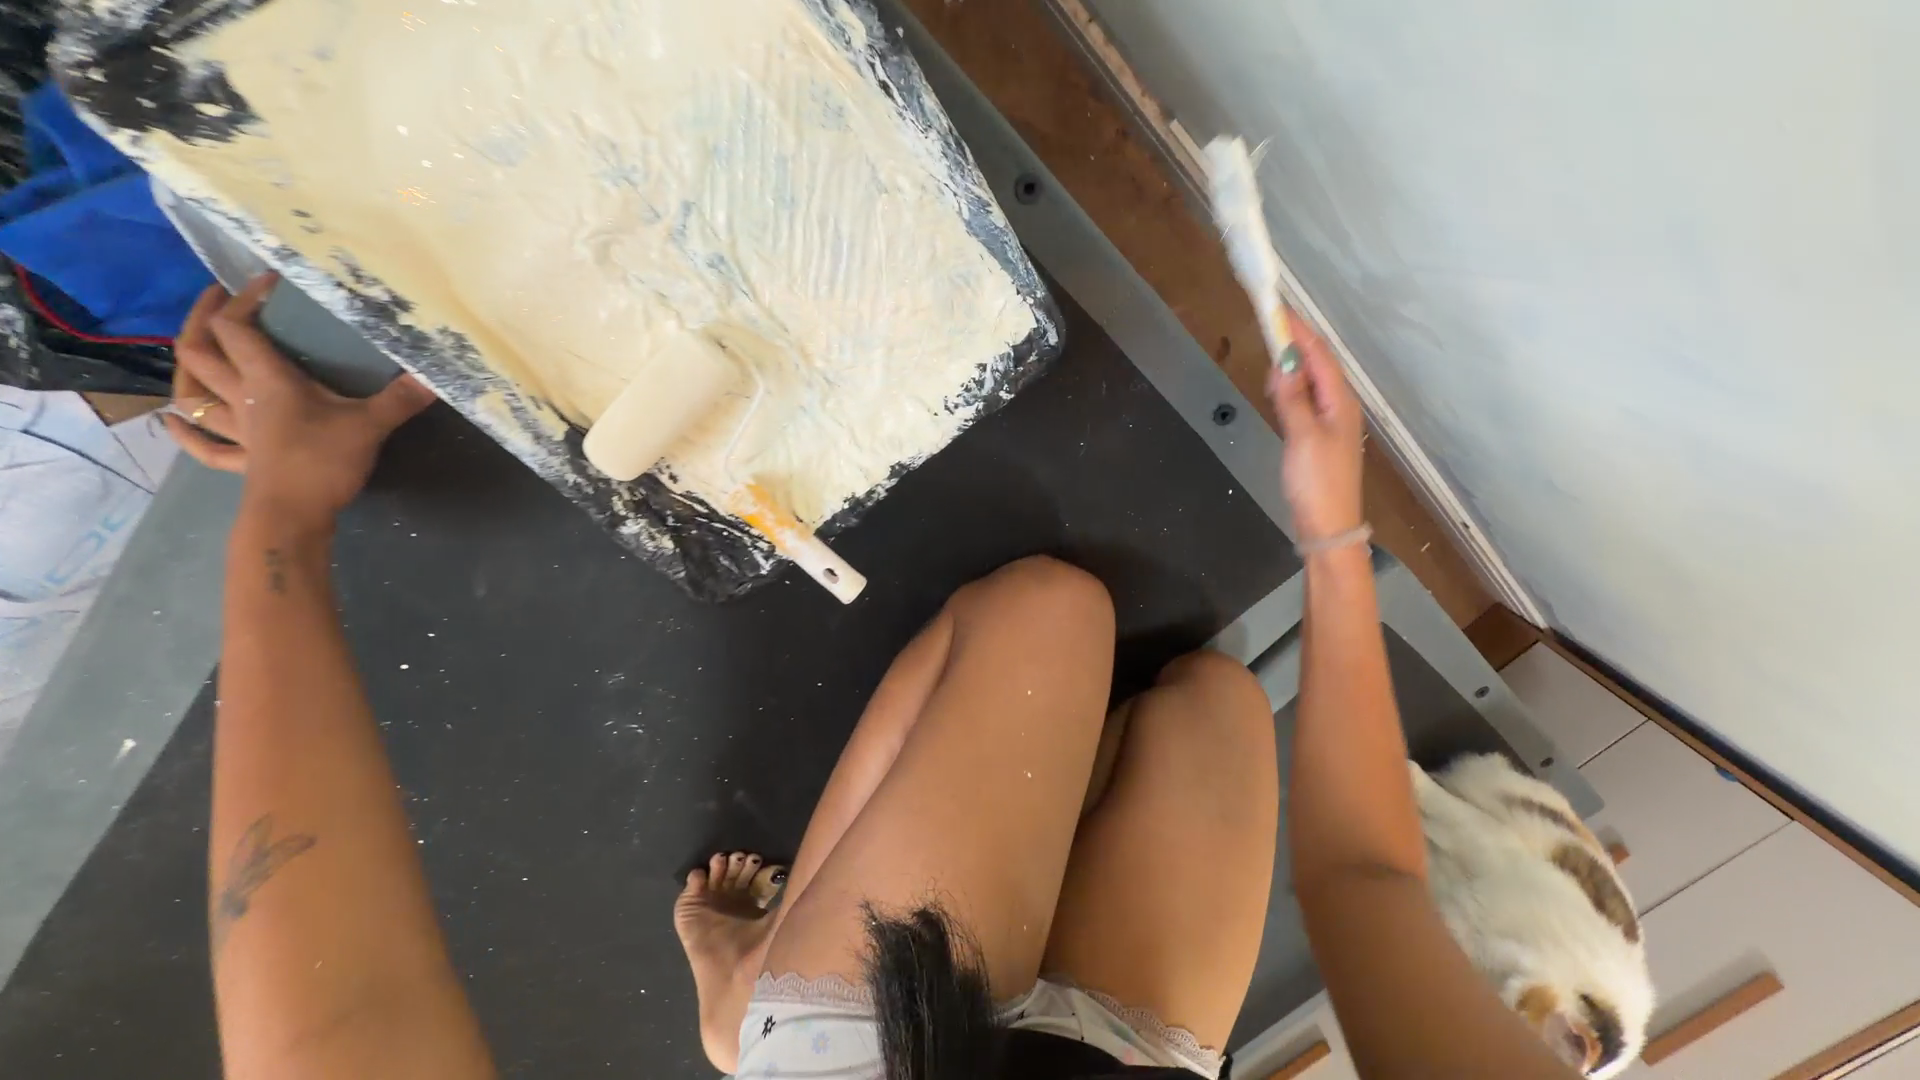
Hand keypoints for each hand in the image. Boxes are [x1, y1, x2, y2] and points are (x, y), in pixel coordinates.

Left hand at [164, 274, 436, 532]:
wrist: (294, 514)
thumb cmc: (323, 462)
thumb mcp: (370, 425)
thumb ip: (399, 399)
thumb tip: (433, 376)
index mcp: (266, 380)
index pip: (238, 329)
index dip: (245, 300)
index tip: (269, 283)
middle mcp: (240, 397)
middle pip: (199, 350)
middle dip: (203, 319)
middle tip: (219, 298)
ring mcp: (236, 430)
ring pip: (192, 392)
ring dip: (187, 367)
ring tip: (196, 347)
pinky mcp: (242, 459)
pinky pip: (205, 443)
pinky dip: (186, 430)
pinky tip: (175, 420)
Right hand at [1266, 308, 1364, 543]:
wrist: (1328, 525)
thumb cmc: (1316, 481)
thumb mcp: (1301, 436)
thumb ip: (1292, 398)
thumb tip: (1284, 361)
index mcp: (1340, 401)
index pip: (1318, 355)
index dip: (1298, 331)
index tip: (1277, 309)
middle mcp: (1340, 406)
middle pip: (1318, 364)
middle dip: (1296, 342)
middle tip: (1270, 325)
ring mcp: (1331, 422)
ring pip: (1312, 382)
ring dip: (1293, 364)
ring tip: (1272, 351)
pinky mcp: (1319, 438)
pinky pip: (1307, 400)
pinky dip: (1292, 387)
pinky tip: (1279, 390)